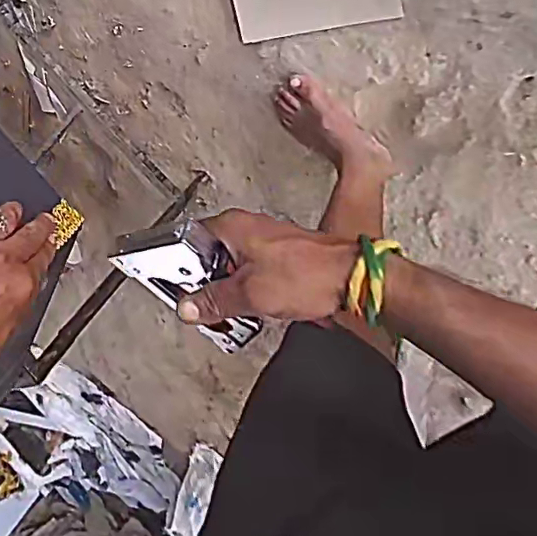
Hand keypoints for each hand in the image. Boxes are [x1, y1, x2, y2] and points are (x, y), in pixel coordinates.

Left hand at [0, 199, 57, 385]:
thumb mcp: (4, 334)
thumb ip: (19, 303)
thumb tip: (23, 291)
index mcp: (21, 285)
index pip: (44, 257)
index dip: (50, 248)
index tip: (52, 241)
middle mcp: (3, 259)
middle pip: (31, 232)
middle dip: (42, 225)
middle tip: (46, 220)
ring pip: (4, 217)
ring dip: (14, 213)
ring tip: (16, 210)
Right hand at [175, 209, 355, 323]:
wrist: (354, 282)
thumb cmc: (309, 276)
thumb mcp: (247, 294)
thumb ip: (212, 301)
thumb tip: (188, 306)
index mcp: (232, 226)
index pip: (189, 240)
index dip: (182, 266)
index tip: (182, 286)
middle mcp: (247, 227)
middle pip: (209, 255)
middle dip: (207, 282)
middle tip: (207, 302)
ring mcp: (265, 241)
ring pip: (231, 266)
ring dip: (229, 288)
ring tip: (232, 308)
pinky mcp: (281, 257)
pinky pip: (251, 272)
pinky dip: (248, 289)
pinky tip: (254, 307)